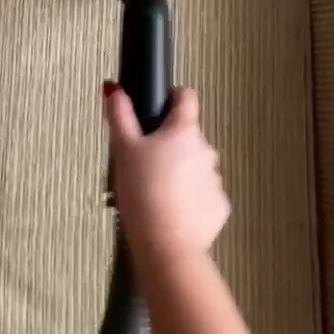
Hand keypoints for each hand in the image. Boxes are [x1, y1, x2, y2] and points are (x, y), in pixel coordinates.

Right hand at [102, 83, 229, 272]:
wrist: (166, 244)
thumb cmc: (142, 191)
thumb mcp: (123, 149)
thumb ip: (119, 116)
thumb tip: (113, 89)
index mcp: (184, 131)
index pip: (186, 97)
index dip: (171, 98)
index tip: (157, 109)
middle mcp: (206, 150)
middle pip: (188, 137)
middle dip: (169, 145)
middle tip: (143, 164)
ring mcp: (215, 179)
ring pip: (195, 167)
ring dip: (179, 173)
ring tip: (154, 192)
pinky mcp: (219, 207)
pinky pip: (202, 195)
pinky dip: (188, 199)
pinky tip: (170, 211)